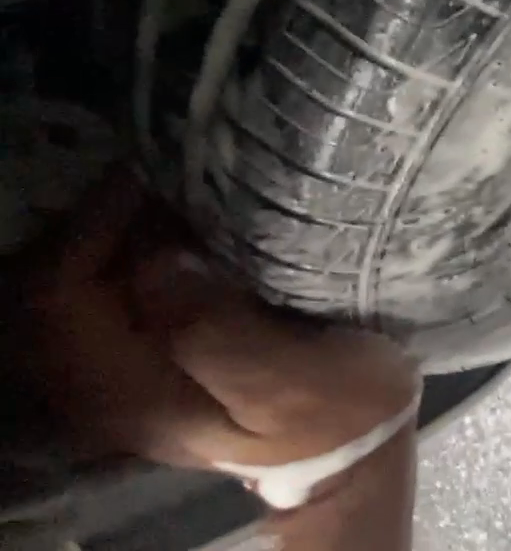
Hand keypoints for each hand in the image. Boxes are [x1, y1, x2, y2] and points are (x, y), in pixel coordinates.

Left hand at [20, 168, 418, 486]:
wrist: (351, 449)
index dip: (94, 224)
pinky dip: (125, 252)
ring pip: (69, 289)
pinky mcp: (147, 358)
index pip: (59, 293)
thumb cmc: (338, 409)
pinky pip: (101, 295)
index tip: (160, 173)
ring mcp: (117, 372)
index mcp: (124, 388)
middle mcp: (97, 382)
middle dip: (95, 222)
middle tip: (169, 173)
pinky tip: (178, 230)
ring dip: (109, 234)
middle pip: (47, 287)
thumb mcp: (295, 377)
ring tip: (175, 191)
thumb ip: (220, 330)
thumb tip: (162, 259)